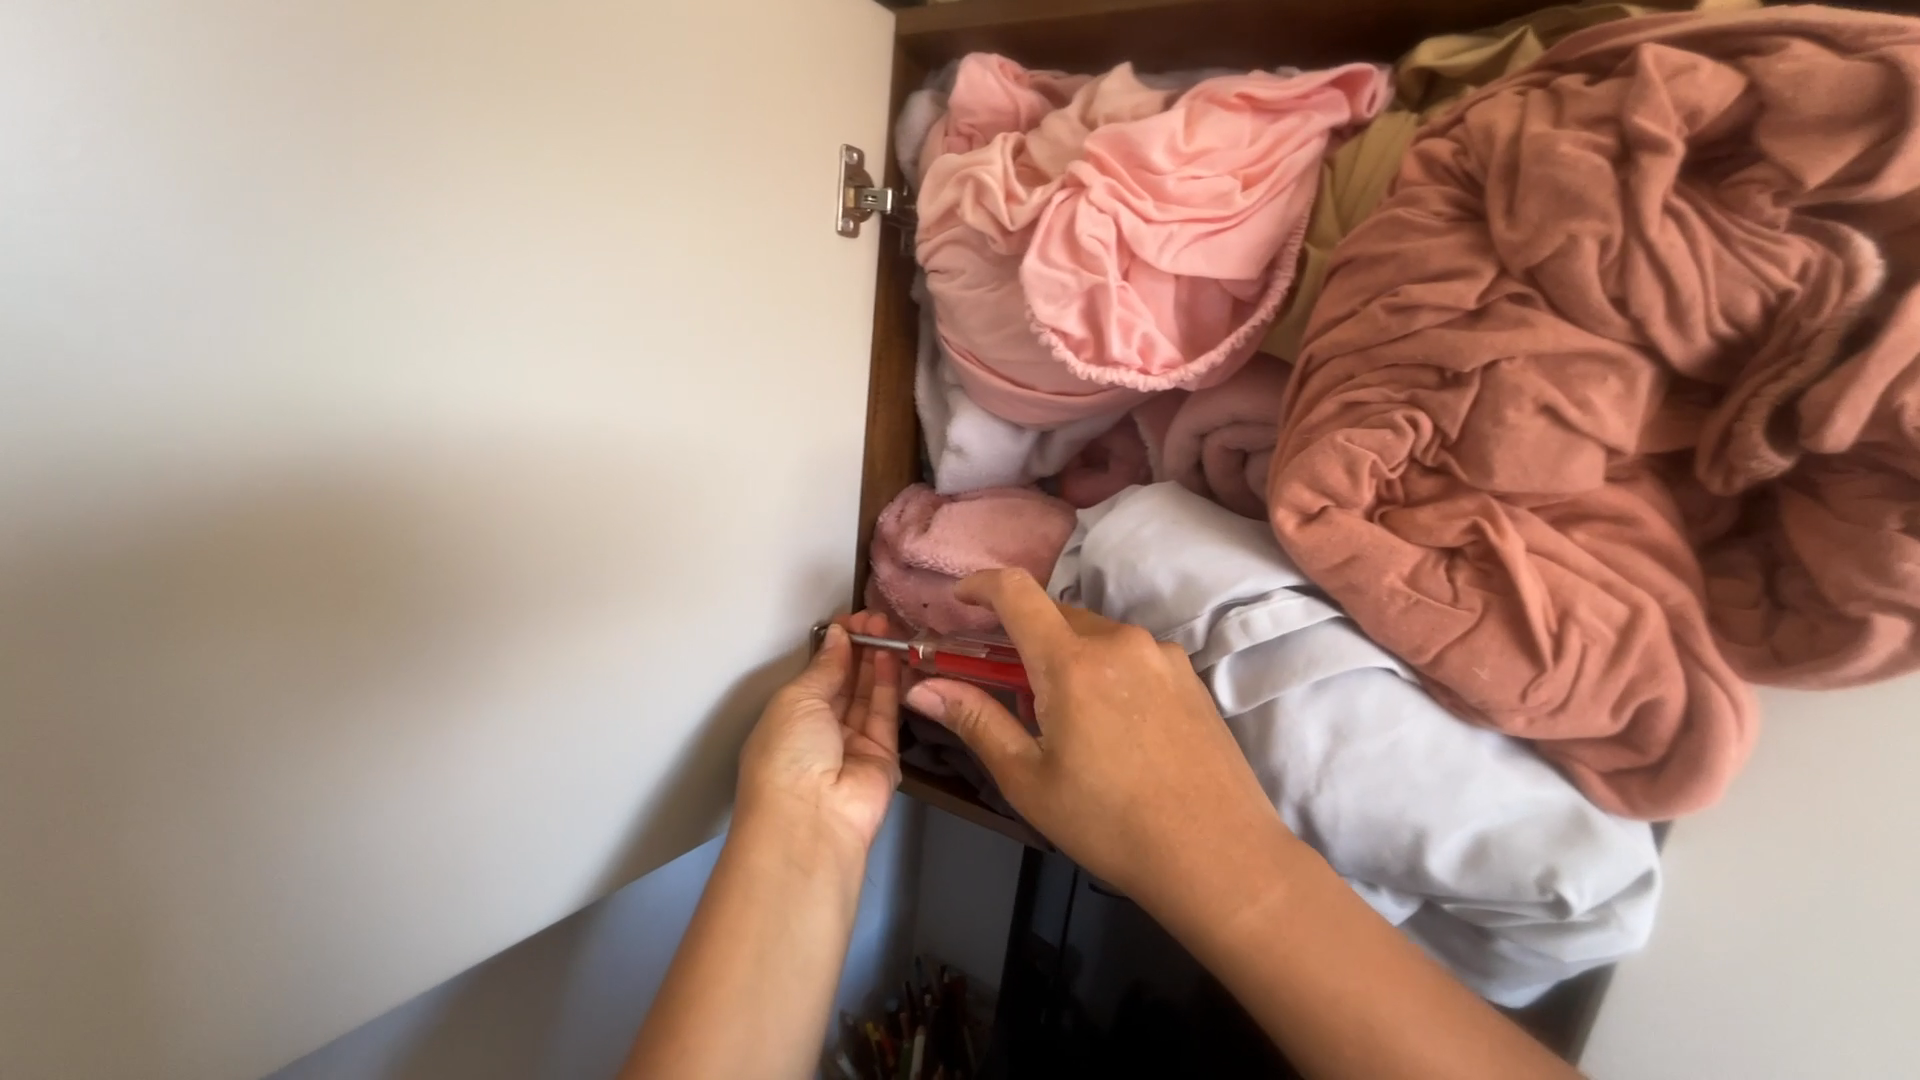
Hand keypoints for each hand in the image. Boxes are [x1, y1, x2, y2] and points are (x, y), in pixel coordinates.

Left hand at [736, 611, 902, 851]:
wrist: (812, 820)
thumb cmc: (787, 755)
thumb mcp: (796, 700)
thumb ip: (824, 666)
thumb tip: (836, 636)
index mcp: (788, 719)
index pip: (816, 675)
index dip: (833, 647)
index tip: (850, 620)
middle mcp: (820, 731)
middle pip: (844, 682)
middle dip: (858, 648)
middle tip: (874, 618)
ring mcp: (853, 744)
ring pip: (868, 694)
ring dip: (875, 660)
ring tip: (886, 628)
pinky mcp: (884, 755)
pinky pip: (887, 712)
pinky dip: (889, 683)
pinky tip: (891, 655)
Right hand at [902, 569, 1292, 920]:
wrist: (1218, 855)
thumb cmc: (1110, 824)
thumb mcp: (1028, 779)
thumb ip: (975, 720)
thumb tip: (922, 688)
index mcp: (1072, 662)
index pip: (1017, 591)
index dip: (981, 585)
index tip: (961, 601)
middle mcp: (1119, 641)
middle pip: (1055, 616)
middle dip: (1024, 639)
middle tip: (1014, 693)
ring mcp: (1161, 655)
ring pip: (1095, 636)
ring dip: (1068, 657)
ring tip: (1072, 722)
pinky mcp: (1189, 675)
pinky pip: (1131, 655)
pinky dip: (1107, 671)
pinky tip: (1118, 728)